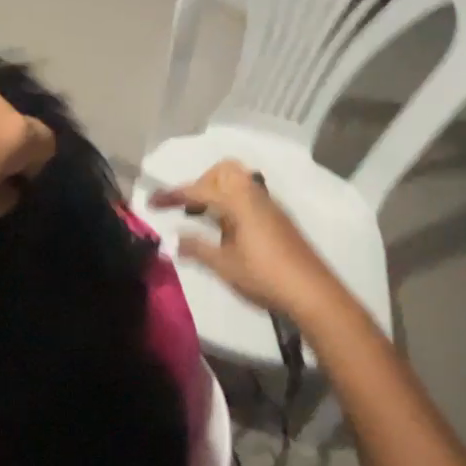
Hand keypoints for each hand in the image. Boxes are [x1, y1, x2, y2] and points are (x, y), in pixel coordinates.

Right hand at [148, 160, 333, 313]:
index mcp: (238, 201)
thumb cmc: (265, 277)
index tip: (151, 203)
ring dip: (217, 191)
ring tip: (203, 217)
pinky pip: (249, 195)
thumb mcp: (223, 265)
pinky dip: (231, 201)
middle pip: (223, 171)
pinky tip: (227, 229)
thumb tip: (173, 238)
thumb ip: (196, 247)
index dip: (172, 195)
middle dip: (200, 183)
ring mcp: (270, 205)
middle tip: (187, 207)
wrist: (314, 294)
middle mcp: (255, 195)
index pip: (198, 190)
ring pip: (239, 181)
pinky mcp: (279, 218)